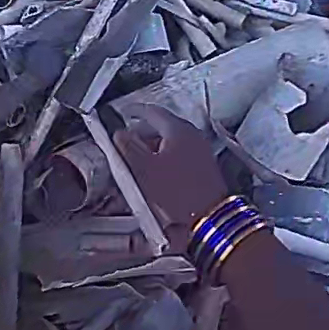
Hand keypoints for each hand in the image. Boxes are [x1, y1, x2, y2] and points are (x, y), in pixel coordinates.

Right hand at [114, 106, 233, 241]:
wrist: (209, 218)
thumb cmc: (179, 193)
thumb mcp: (144, 169)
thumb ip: (128, 148)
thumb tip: (119, 135)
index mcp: (178, 130)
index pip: (153, 111)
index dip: (135, 111)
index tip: (125, 113)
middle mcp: (192, 136)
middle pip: (162, 127)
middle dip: (142, 134)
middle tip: (127, 143)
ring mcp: (200, 151)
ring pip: (170, 142)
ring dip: (152, 149)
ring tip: (138, 164)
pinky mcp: (203, 167)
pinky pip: (179, 155)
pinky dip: (164, 160)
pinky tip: (155, 175)